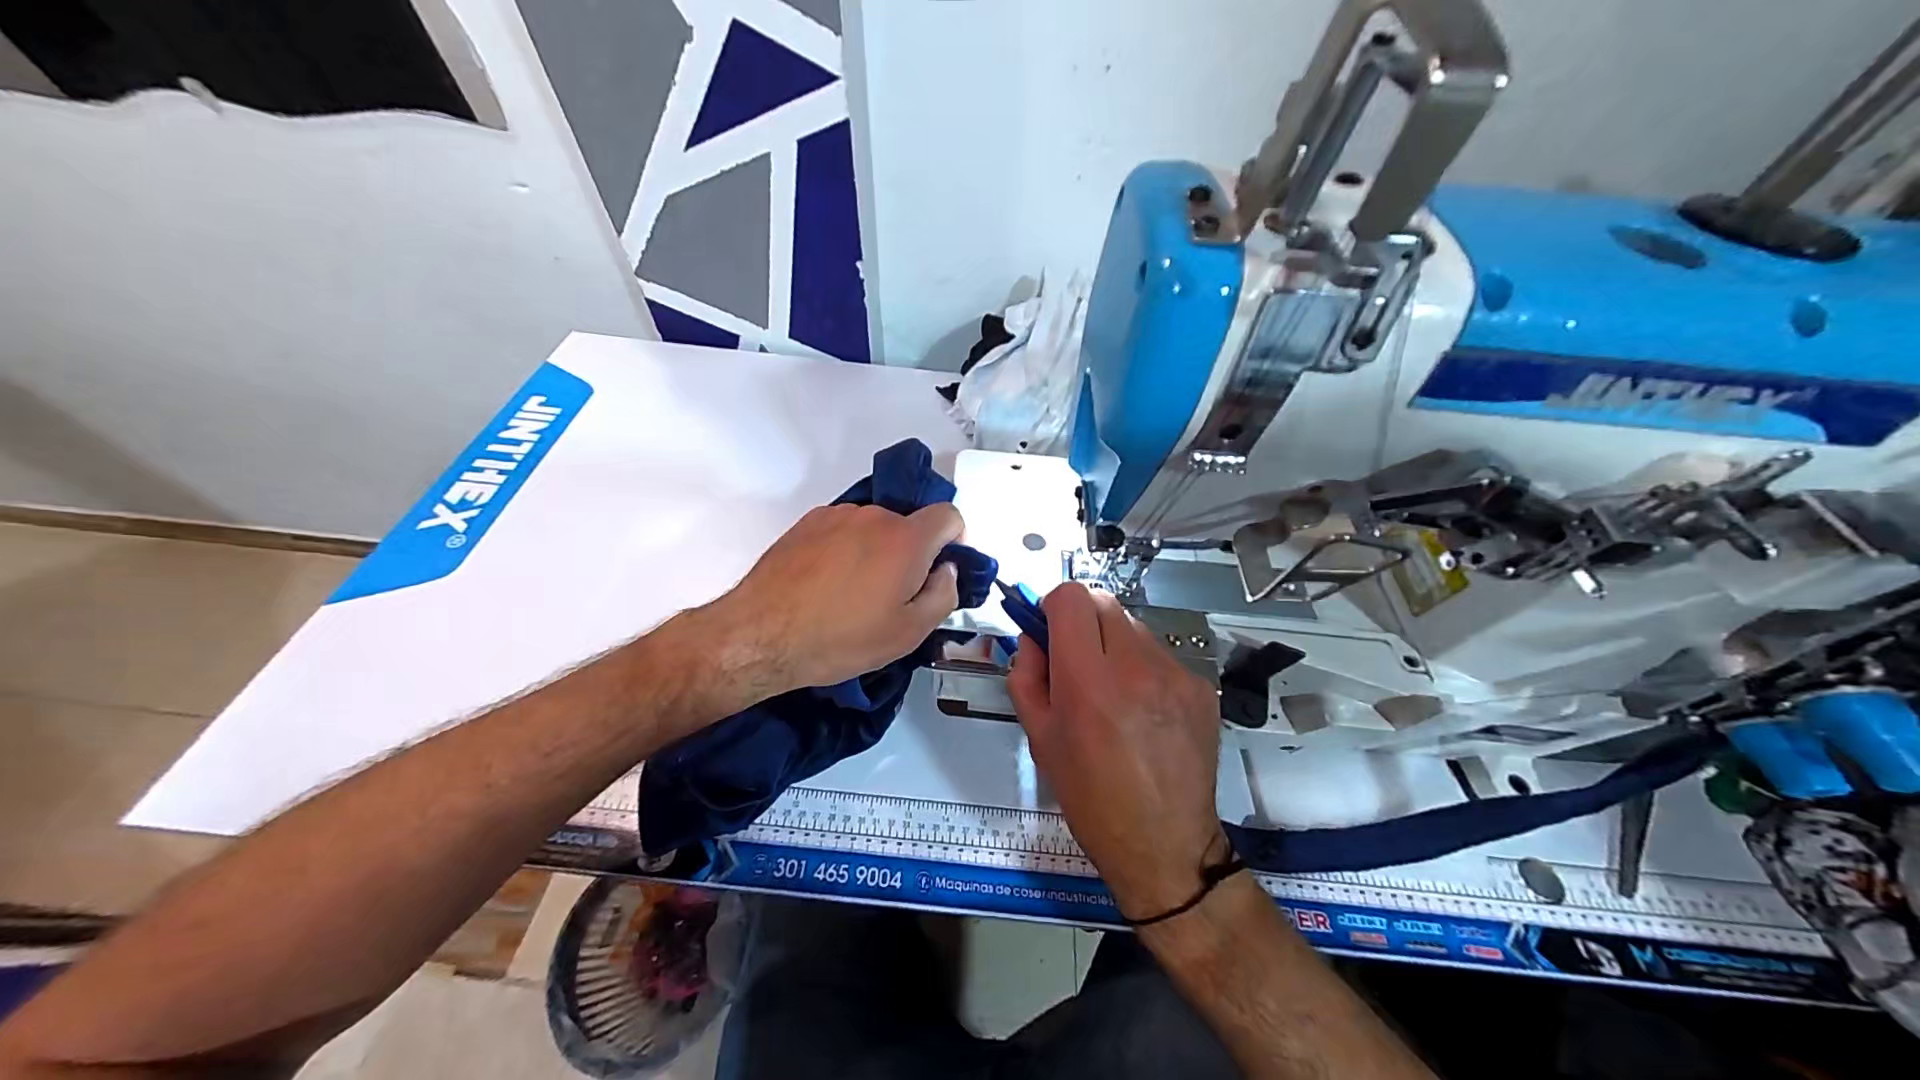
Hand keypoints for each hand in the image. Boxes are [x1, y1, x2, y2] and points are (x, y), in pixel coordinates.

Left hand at [697, 502, 963, 704]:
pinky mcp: (808, 523)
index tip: (942, 567)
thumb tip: (947, 573)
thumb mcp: (908, 633)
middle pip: (909, 525)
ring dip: (875, 552)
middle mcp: (874, 517)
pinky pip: (843, 530)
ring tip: (854, 595)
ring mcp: (838, 516)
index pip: (950, 517)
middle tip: (893, 595)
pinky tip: (829, 586)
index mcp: (906, 540)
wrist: (761, 634)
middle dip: (910, 554)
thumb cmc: (838, 638)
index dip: (954, 541)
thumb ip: (944, 595)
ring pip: (874, 528)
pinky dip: (845, 549)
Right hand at [1007, 583, 1228, 919]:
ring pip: (1133, 627)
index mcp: (1087, 680)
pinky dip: (1144, 668)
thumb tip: (1032, 639)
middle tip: (1076, 657)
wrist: (1164, 845)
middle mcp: (1135, 666)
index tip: (1049, 630)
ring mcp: (1174, 674)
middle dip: (1082, 619)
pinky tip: (1143, 710)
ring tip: (1113, 690)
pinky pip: (1162, 656)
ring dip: (1114, 643)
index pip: (1070, 597)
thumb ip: (1026, 677)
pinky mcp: (1200, 688)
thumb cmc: (1091, 797)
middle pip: (1103, 601)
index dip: (1052, 606)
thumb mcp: (1039, 738)